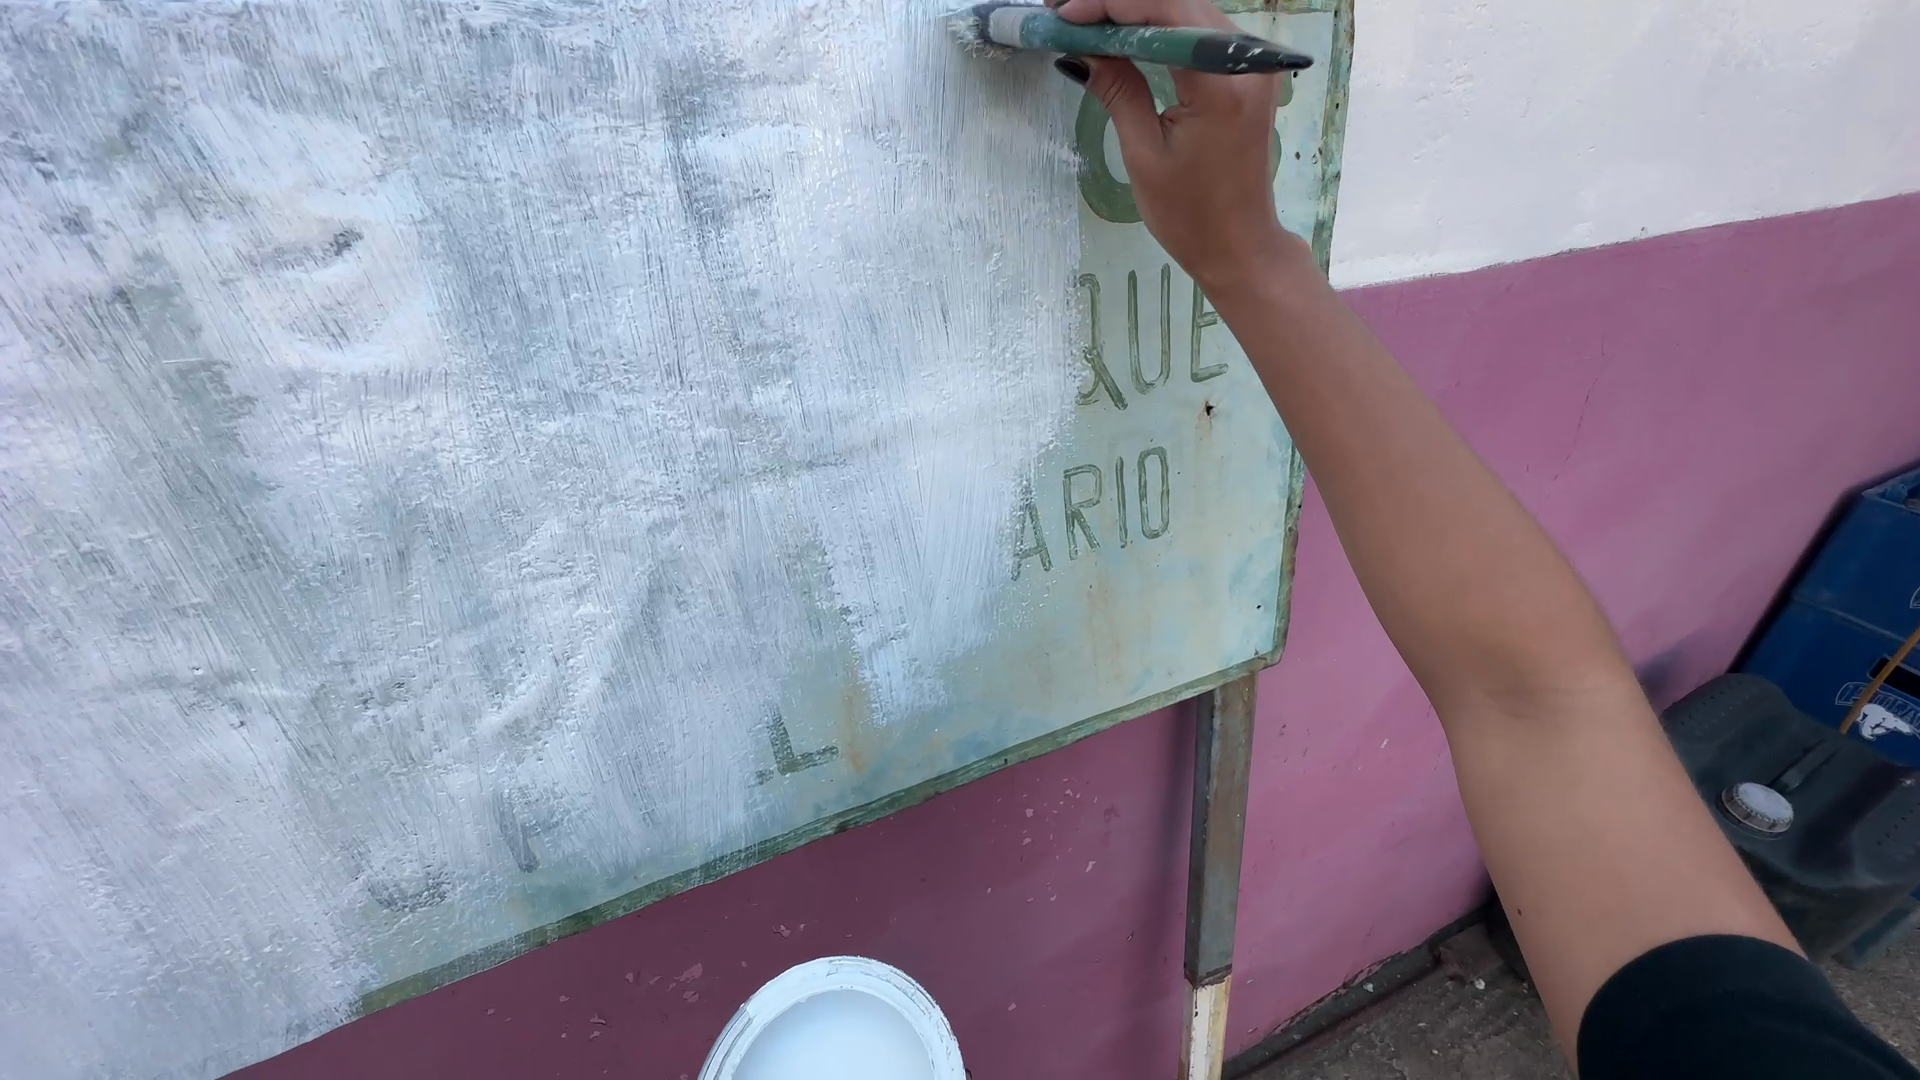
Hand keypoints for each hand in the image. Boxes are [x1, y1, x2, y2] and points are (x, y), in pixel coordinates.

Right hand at [1050, 0, 1302, 292]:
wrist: (1239, 244)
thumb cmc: (1189, 216)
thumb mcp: (1144, 155)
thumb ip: (1119, 92)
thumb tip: (1081, 52)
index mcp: (1220, 83)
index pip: (1162, 13)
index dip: (1109, 6)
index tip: (1065, 13)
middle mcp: (1247, 59)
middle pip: (1176, 3)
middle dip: (1118, 4)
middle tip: (1068, 14)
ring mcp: (1254, 62)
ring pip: (1187, 12)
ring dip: (1137, 14)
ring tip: (1088, 23)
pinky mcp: (1250, 71)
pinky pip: (1200, 33)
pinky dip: (1160, 29)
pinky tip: (1125, 35)